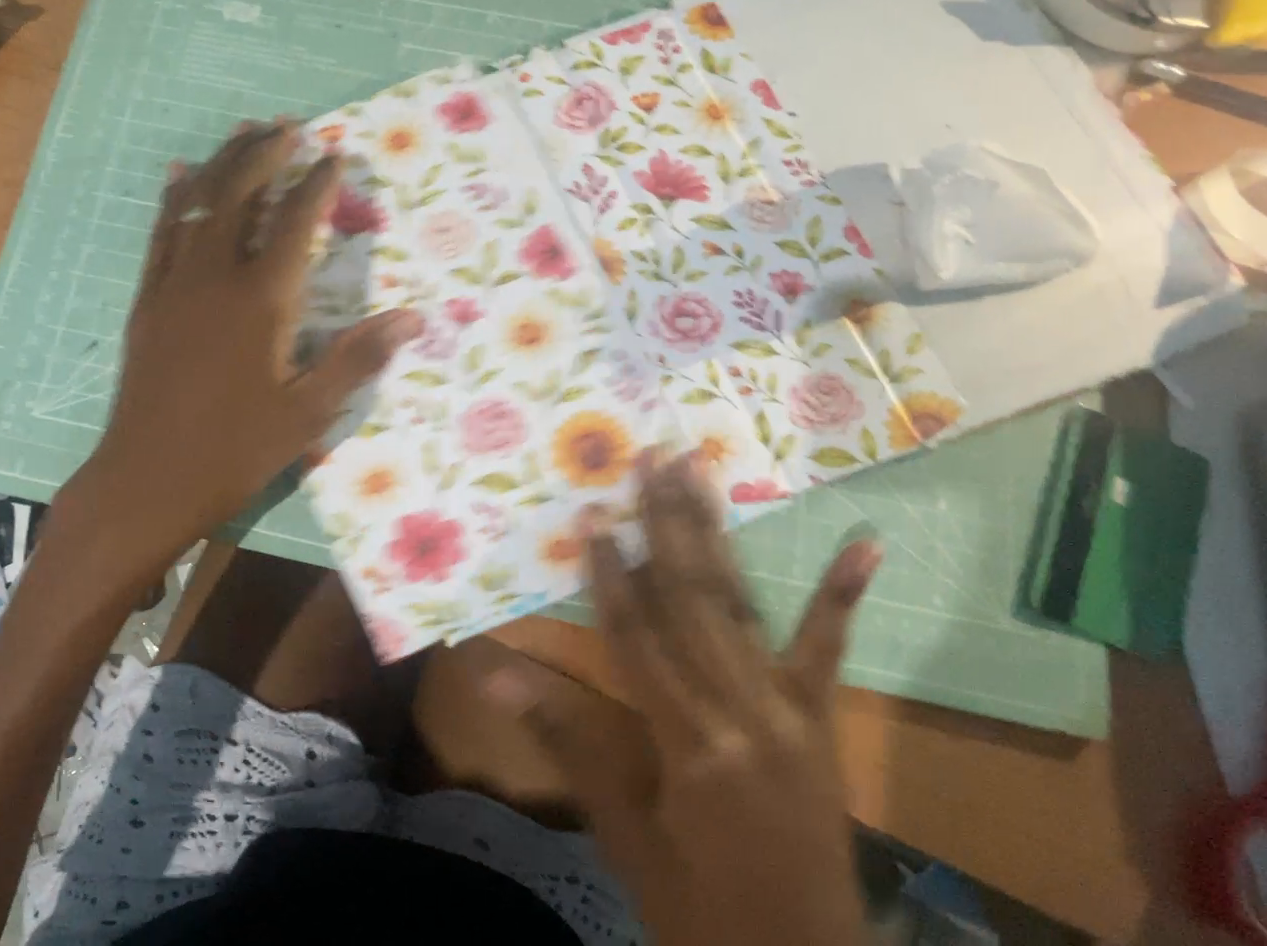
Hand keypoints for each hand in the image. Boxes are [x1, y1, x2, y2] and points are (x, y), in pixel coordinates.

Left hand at [66, 120, 418, 564]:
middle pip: (239, 194)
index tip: (335, 155)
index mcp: (262, 300)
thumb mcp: (307, 414)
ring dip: (222, 163)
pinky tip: (180, 179)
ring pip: (197, 204)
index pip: (295, 221)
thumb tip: (411, 317)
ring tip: (243, 132)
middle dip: (265, 153)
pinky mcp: (146, 302)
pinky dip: (174, 200)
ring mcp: (173, 286)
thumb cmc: (234, 452)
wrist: (148, 480)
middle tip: (288, 126)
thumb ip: (356, 358)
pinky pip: (161, 235)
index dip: (318, 183)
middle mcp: (215, 277)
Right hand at [488, 451, 881, 945]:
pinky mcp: (822, 723)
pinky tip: (863, 542)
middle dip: (669, 525)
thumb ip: (565, 740)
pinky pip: (828, 651)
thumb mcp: (621, 831)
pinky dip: (842, 595)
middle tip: (653, 456)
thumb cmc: (694, 904)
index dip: (610, 574)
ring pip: (744, 608)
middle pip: (695, 602)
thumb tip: (492, 674)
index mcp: (690, 742)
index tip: (592, 514)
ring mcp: (793, 712)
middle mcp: (747, 711)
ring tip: (701, 473)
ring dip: (719, 536)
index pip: (638, 636)